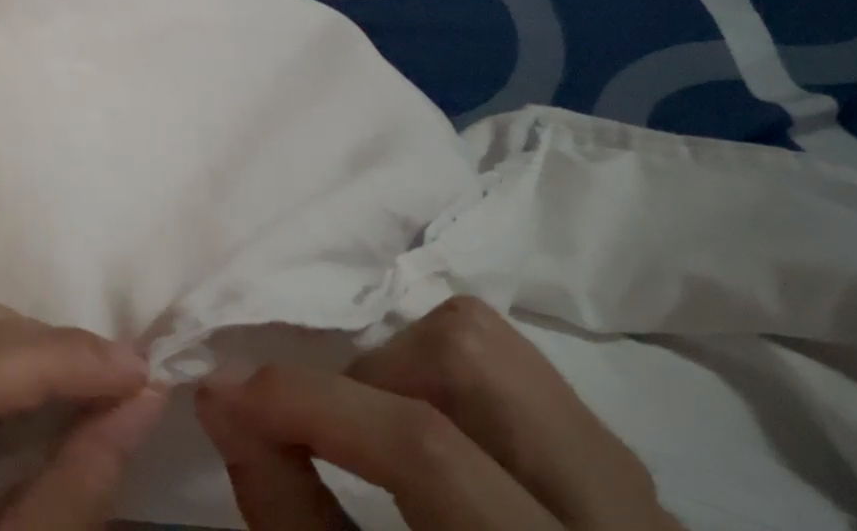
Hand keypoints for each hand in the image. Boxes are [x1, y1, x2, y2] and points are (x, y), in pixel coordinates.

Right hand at [195, 296, 685, 530]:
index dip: (310, 406)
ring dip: (406, 367)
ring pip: (498, 342)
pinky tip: (426, 436)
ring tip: (373, 428)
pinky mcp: (623, 465)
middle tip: (326, 426)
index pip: (425, 447)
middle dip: (370, 370)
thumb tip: (222, 397)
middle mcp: (617, 511)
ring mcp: (633, 482)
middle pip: (475, 354)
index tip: (227, 395)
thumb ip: (290, 513)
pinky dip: (445, 381)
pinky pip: (518, 374)